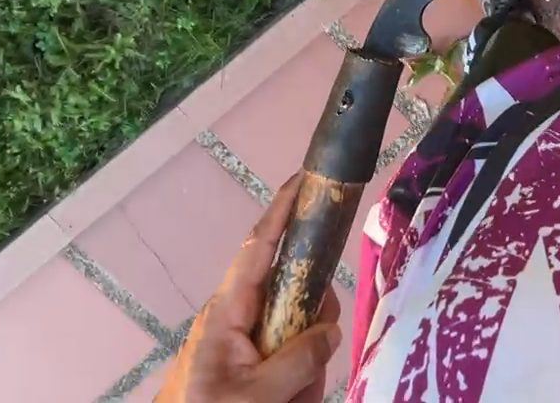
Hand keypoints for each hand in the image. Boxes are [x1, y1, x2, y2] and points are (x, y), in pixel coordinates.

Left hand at [156, 176, 343, 402]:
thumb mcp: (258, 400)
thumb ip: (301, 360)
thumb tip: (330, 330)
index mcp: (228, 313)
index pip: (258, 247)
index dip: (281, 210)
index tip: (305, 178)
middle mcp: (237, 321)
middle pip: (297, 298)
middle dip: (314, 333)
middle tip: (310, 376)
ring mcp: (243, 348)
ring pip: (300, 338)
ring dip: (306, 375)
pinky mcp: (247, 373)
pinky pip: (289, 367)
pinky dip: (297, 391)